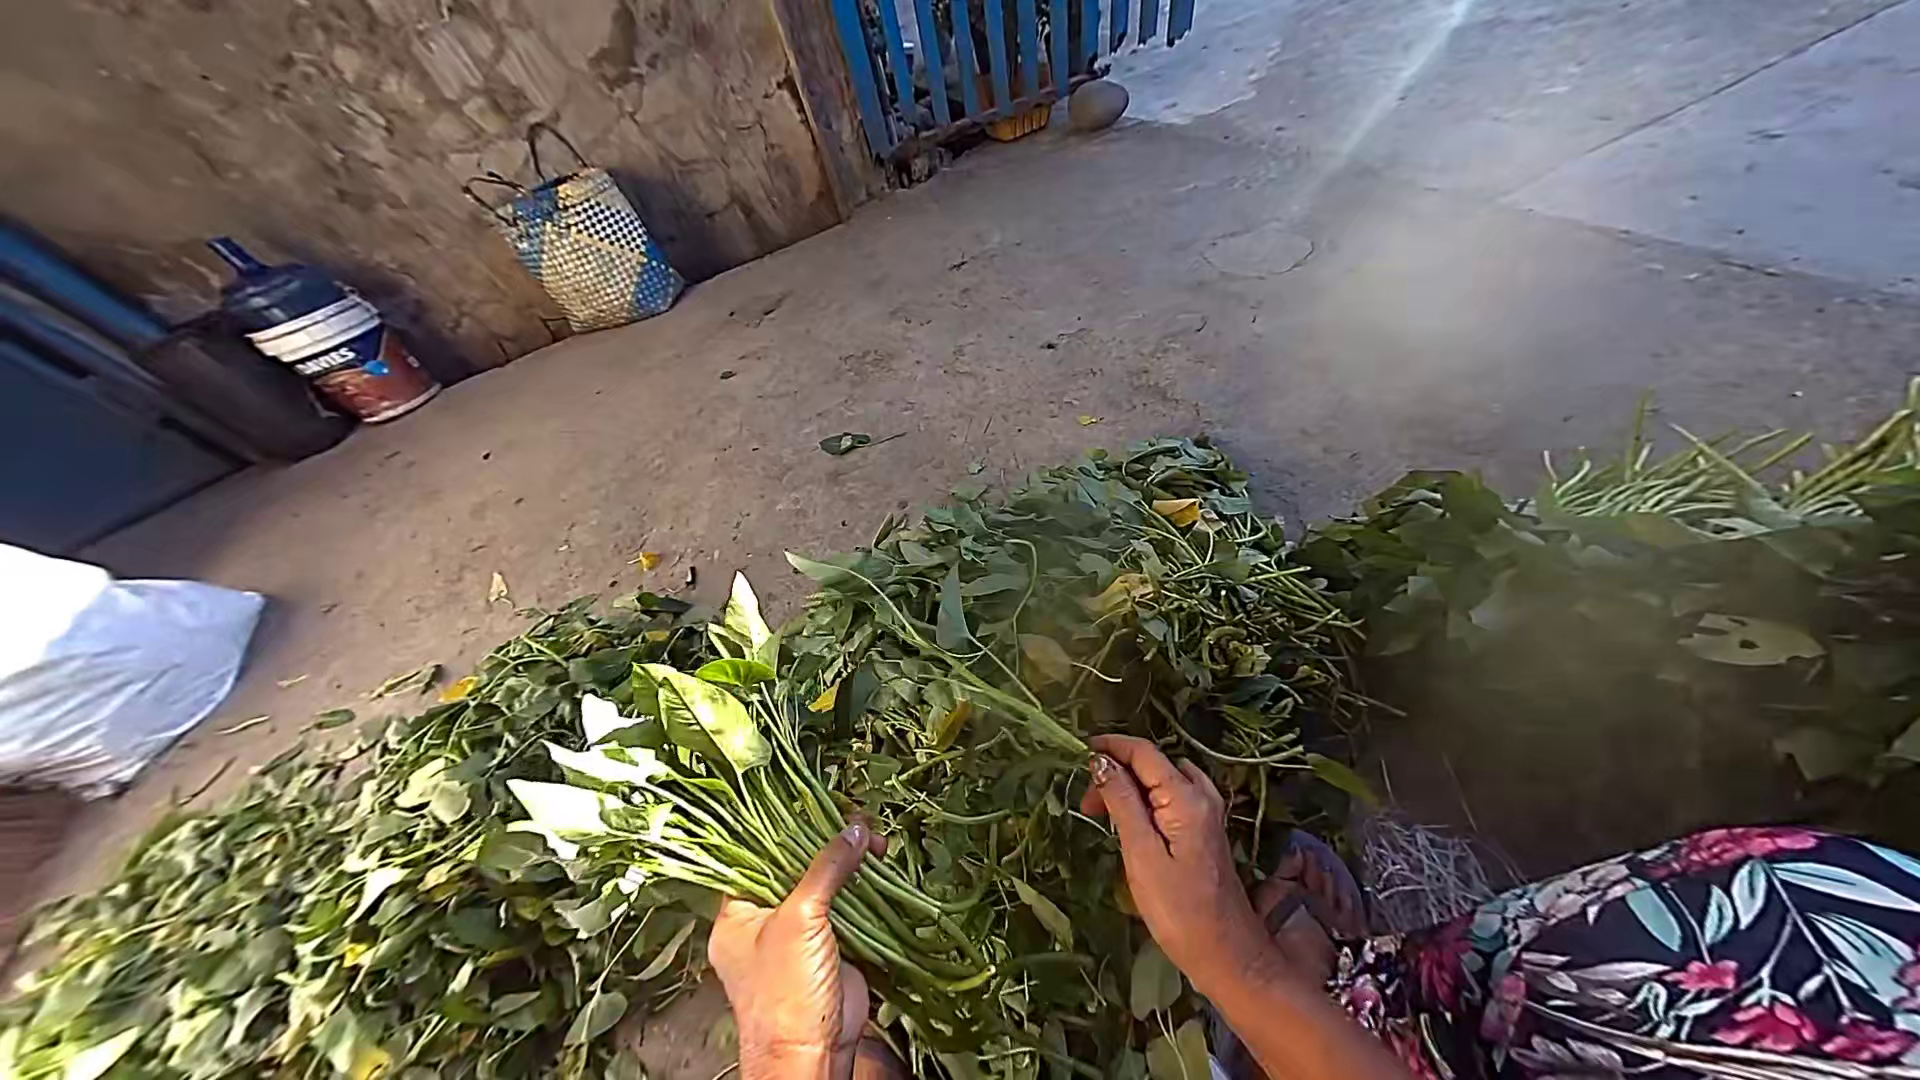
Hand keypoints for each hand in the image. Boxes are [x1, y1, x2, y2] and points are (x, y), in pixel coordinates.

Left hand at [709, 822, 887, 1079]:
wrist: (813, 1058)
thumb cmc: (786, 994)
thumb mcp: (800, 919)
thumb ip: (826, 868)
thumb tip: (854, 828)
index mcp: (739, 913)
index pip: (756, 855)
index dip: (786, 828)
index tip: (815, 804)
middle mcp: (766, 918)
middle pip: (797, 865)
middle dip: (827, 841)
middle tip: (855, 820)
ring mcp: (799, 930)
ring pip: (824, 881)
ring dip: (849, 859)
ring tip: (874, 839)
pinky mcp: (829, 941)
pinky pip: (845, 901)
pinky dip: (862, 882)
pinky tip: (878, 862)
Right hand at [1079, 735, 1280, 994]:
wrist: (1228, 958)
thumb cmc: (1179, 911)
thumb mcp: (1142, 854)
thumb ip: (1122, 800)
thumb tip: (1100, 760)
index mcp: (1185, 797)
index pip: (1143, 751)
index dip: (1109, 746)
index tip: (1076, 753)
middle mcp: (1201, 794)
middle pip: (1151, 762)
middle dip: (1114, 770)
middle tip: (1086, 802)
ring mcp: (1207, 810)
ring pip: (1159, 778)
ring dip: (1128, 784)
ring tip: (1101, 811)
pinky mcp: (1205, 827)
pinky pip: (1170, 794)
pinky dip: (1144, 797)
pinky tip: (1130, 819)